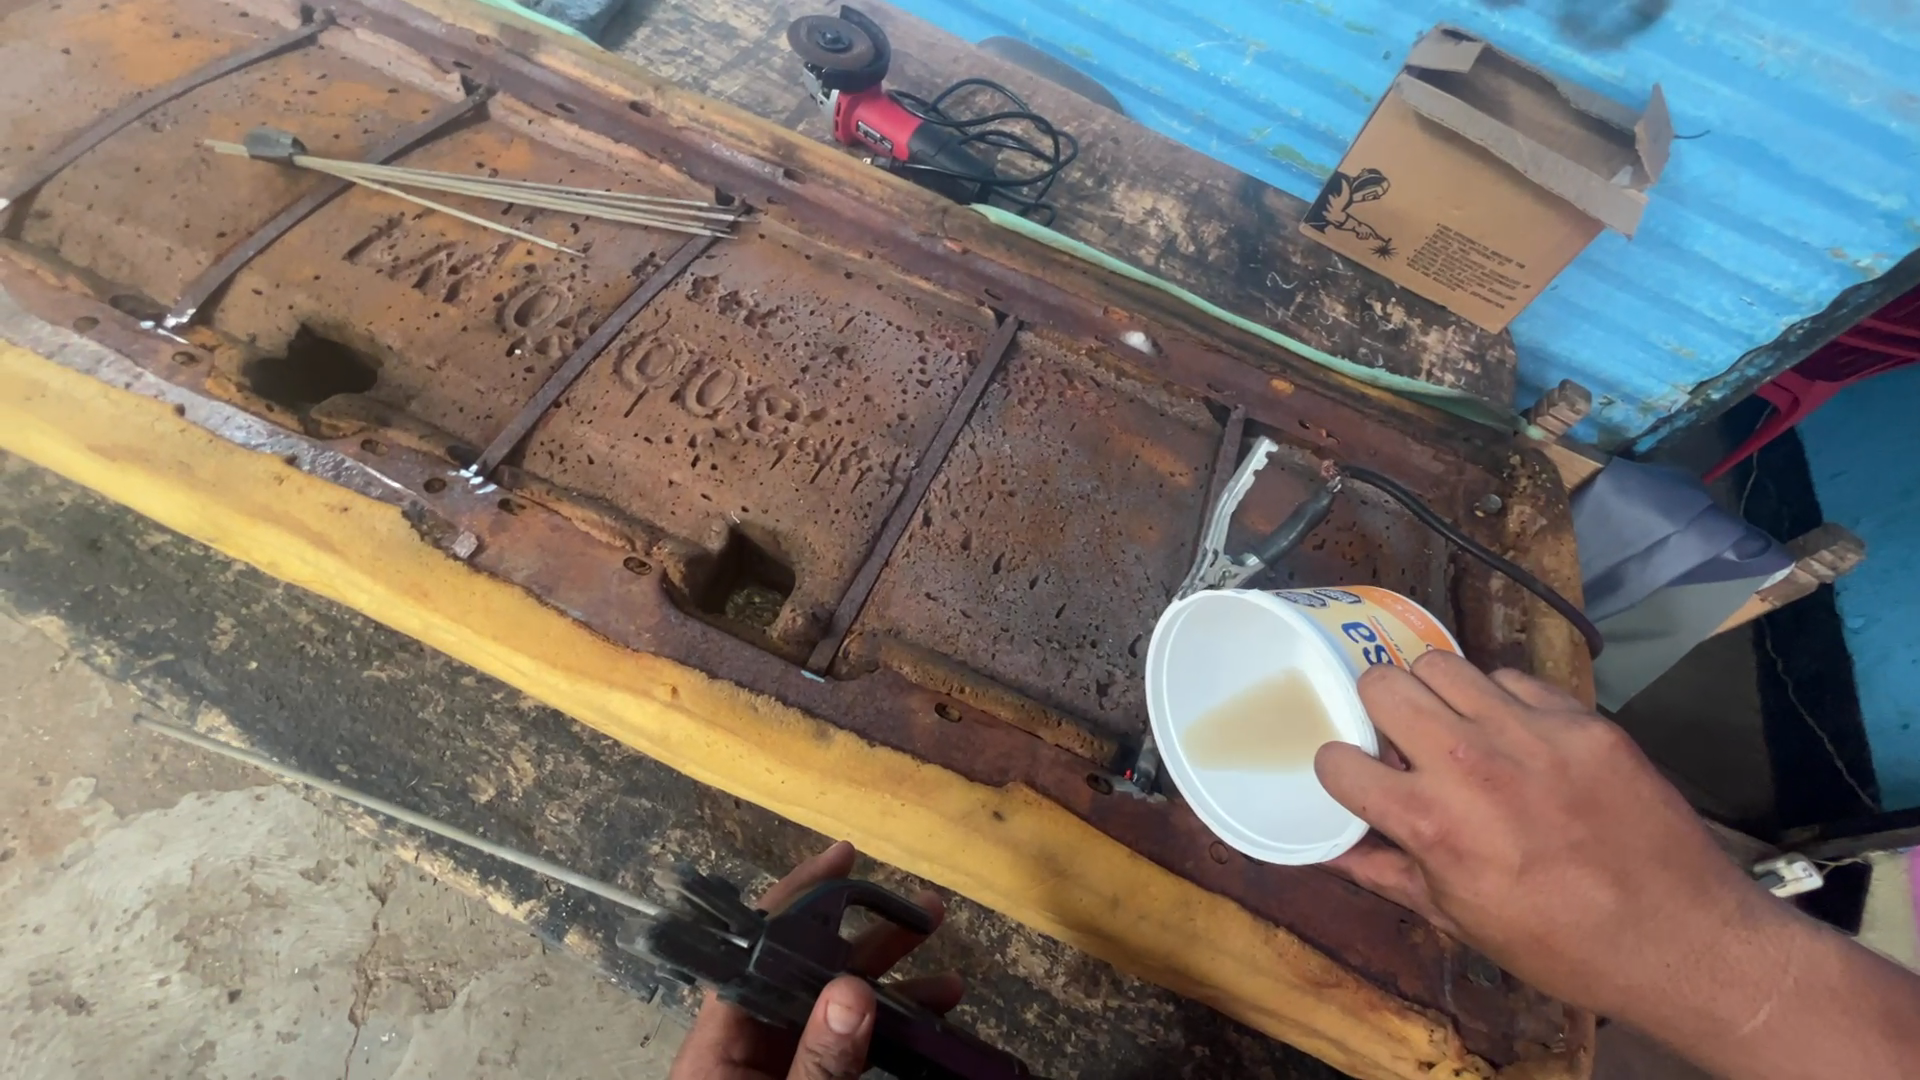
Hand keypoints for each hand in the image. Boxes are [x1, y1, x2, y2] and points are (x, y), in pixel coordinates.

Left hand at [668, 841, 965, 1079]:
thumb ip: (816, 1064)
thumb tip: (853, 986)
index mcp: (723, 1042)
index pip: (760, 947)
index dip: (803, 893)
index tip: (848, 854)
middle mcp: (750, 1045)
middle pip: (812, 970)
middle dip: (872, 937)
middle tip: (929, 912)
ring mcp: (780, 1070)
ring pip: (839, 1012)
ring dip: (896, 991)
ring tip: (951, 981)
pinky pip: (849, 1051)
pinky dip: (889, 1036)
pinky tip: (930, 1029)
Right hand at [1312, 652, 1770, 1017]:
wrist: (1694, 947)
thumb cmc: (1558, 943)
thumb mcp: (1454, 917)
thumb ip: (1378, 870)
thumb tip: (1319, 848)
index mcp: (1428, 822)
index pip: (1335, 759)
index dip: (1340, 769)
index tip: (1358, 776)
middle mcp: (1467, 765)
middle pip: (1380, 683)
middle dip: (1376, 708)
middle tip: (1399, 733)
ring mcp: (1528, 734)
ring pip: (1439, 664)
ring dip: (1434, 692)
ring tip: (1453, 722)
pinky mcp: (1580, 721)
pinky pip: (1509, 678)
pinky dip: (1499, 699)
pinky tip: (1517, 733)